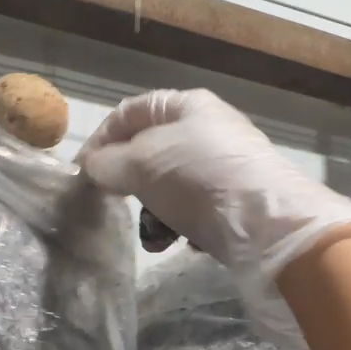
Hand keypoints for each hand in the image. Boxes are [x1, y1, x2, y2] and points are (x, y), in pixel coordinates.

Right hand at [78, 89, 350, 349]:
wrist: (266, 223)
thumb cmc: (197, 179)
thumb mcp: (142, 164)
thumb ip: (109, 163)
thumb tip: (93, 167)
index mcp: (186, 105)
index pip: (130, 114)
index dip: (101, 141)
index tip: (84, 174)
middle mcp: (208, 131)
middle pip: (151, 155)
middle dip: (131, 186)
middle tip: (120, 208)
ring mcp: (225, 170)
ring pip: (171, 189)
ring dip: (155, 215)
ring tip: (156, 238)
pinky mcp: (237, 206)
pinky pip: (196, 213)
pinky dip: (183, 228)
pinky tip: (184, 244)